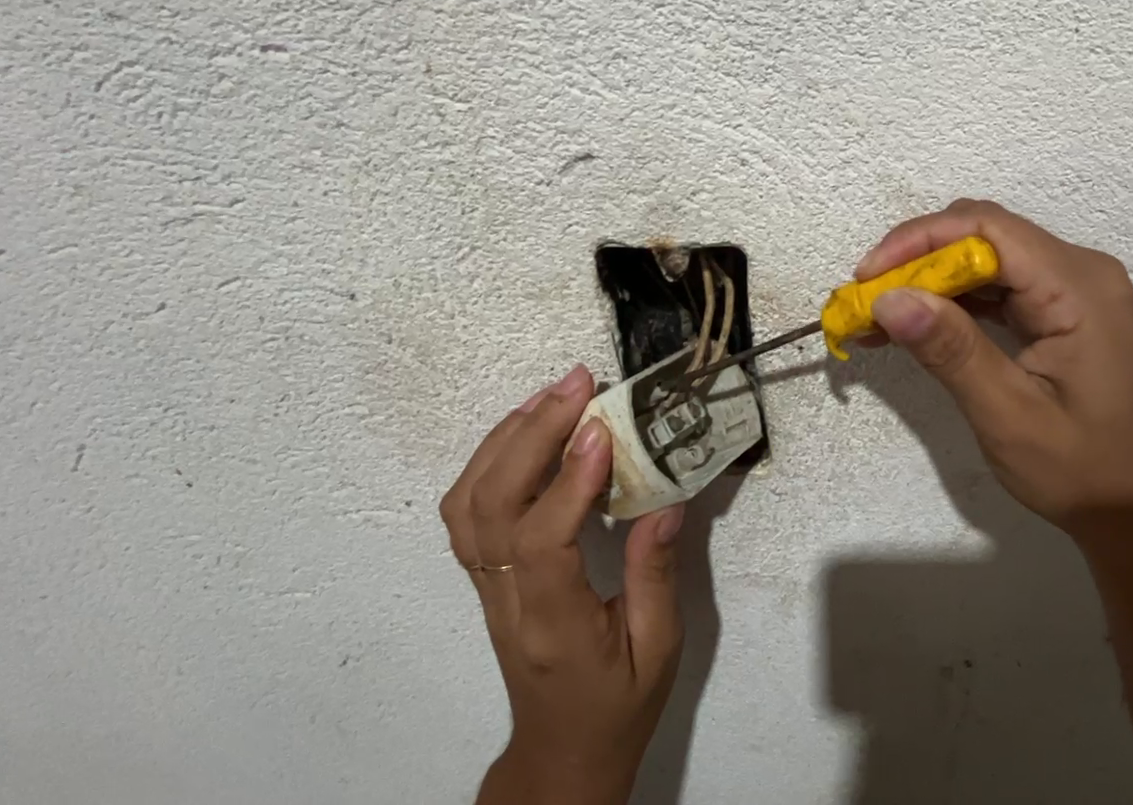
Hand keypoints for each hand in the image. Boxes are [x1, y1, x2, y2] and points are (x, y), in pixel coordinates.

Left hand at [439, 366, 685, 804]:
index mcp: (554, 625)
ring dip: (506, 438)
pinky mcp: (485, 576)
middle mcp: (507, 600)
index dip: (568, 481)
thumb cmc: (618, 704)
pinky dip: (492, 459)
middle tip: (578, 382)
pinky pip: (468, 510)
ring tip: (552, 395)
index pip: (541, 543)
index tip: (601, 428)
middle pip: (490, 507)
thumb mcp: (658, 648)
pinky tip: (528, 430)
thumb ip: (656, 574)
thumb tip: (665, 502)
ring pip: (467, 503)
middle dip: (532, 434)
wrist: (562, 749)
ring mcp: (486, 587)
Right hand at [859, 199, 1132, 536]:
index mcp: (1078, 287)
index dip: (919, 240)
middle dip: (919, 260)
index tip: (866, 278)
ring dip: (932, 281)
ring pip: (989, 259)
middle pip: (987, 236)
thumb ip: (951, 350)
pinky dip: (957, 301)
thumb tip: (888, 298)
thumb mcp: (1009, 415)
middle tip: (867, 301)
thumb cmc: (1082, 471)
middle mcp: (1081, 272)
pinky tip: (917, 326)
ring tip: (879, 316)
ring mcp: (1075, 290)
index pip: (988, 229)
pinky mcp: (1064, 311)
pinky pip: (1002, 287)